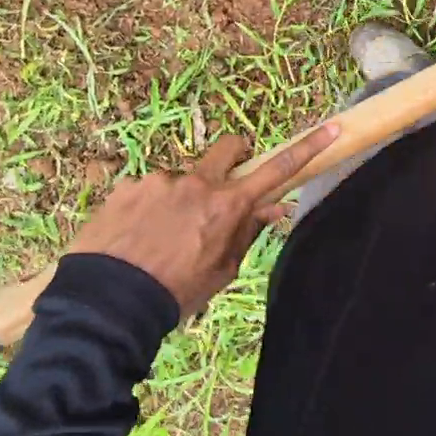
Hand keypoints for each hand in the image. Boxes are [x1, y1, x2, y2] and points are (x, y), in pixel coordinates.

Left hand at [65, 121, 340, 314]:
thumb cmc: (173, 295)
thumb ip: (246, 233)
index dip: (309, 147)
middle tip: (222, 184)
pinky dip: (143, 209)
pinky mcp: (125, 187)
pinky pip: (143, 191)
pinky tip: (130, 238)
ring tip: (154, 238)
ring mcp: (159, 181)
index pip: (278, 169)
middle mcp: (197, 183)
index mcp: (227, 206)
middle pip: (229, 148)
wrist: (103, 308)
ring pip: (179, 180)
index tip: (333, 127)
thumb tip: (274, 208)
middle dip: (234, 156)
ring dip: (177, 199)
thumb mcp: (219, 272)